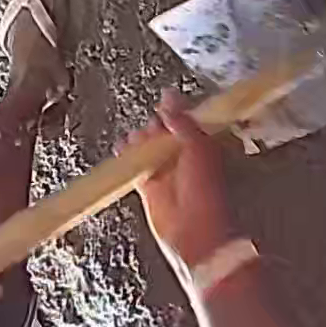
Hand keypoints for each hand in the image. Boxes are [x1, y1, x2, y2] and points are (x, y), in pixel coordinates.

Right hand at [127, 88, 235, 269]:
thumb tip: (168, 95)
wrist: (196, 231)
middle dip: (155, 125)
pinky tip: (121, 149)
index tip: (163, 98)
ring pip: (149, 149)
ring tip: (134, 138)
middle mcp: (183, 156)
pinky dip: (128, 158)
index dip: (173, 110)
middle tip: (150, 126)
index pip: (184, 120)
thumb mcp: (196, 146)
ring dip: (140, 141)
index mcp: (200, 144)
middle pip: (164, 133)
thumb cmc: (204, 188)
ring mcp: (166, 172)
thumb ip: (181, 121)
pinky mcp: (150, 187)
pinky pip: (137, 167)